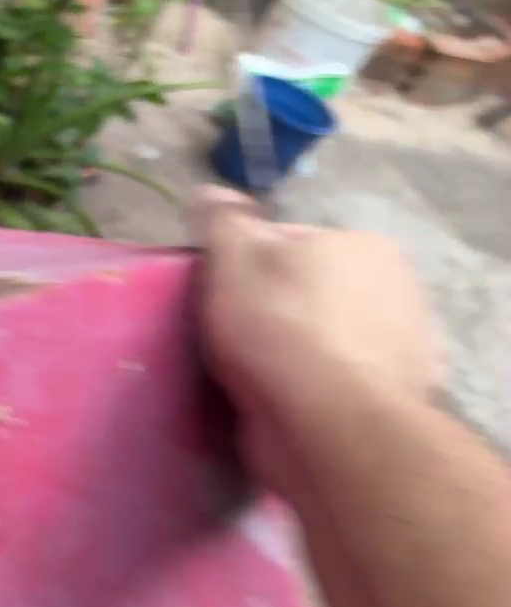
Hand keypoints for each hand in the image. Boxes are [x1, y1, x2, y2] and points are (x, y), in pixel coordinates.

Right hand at [192, 187, 441, 491]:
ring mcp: (398, 334)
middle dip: (263, 305)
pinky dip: (306, 375)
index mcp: (357, 244)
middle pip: (301, 285)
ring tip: (244, 368)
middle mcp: (392, 280)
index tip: (207, 297)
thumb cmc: (273, 329)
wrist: (326, 415)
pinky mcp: (390, 382)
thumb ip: (223, 223)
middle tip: (219, 334)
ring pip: (318, 327)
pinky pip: (333, 368)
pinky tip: (277, 391)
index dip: (234, 268)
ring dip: (286, 342)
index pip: (280, 243)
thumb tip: (209, 190)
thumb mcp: (234, 262)